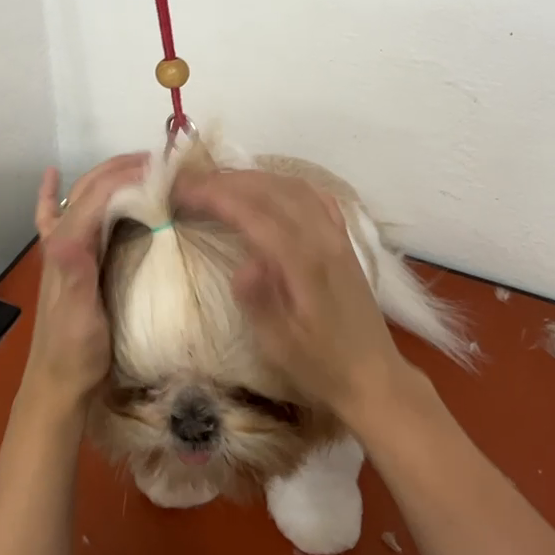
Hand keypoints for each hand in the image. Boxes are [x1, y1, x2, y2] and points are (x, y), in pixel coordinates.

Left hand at [23, 153, 149, 408]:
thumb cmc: (77, 352)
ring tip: (140, 166)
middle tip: (163, 162)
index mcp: (67, 245)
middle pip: (91, 189)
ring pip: (82, 197)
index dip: (130, 175)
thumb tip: (62, 236)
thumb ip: (73, 275)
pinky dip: (53, 194)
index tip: (167, 166)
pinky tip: (53, 176)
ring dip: (107, 175)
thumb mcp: (79, 315)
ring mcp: (61, 249)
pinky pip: (55, 218)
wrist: (59, 384)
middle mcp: (62, 239)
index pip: (99, 195)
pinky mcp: (66, 262)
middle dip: (122, 169)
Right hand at [170, 169, 405, 418]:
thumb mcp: (280, 345)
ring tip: (219, 183)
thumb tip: (241, 265)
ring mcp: (336, 236)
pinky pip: (314, 197)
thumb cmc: (320, 365)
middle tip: (189, 183)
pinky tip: (269, 189)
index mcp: (303, 263)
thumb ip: (259, 301)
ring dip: (252, 178)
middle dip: (226, 181)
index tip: (182, 191)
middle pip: (271, 190)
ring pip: (293, 187)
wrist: (373, 377)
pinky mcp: (343, 241)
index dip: (215, 196)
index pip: (252, 213)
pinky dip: (284, 184)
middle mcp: (322, 239)